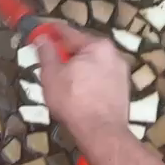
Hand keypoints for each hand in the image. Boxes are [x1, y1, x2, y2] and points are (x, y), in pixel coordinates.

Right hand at [34, 24, 131, 142]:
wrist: (102, 133)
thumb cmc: (73, 101)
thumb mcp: (51, 74)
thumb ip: (46, 53)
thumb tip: (42, 38)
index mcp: (97, 45)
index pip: (69, 32)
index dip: (52, 31)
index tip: (41, 30)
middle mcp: (113, 54)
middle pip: (83, 48)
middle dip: (66, 53)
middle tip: (50, 62)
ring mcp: (121, 72)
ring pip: (93, 64)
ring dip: (78, 68)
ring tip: (62, 81)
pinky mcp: (123, 89)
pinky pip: (101, 78)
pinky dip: (88, 80)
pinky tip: (78, 93)